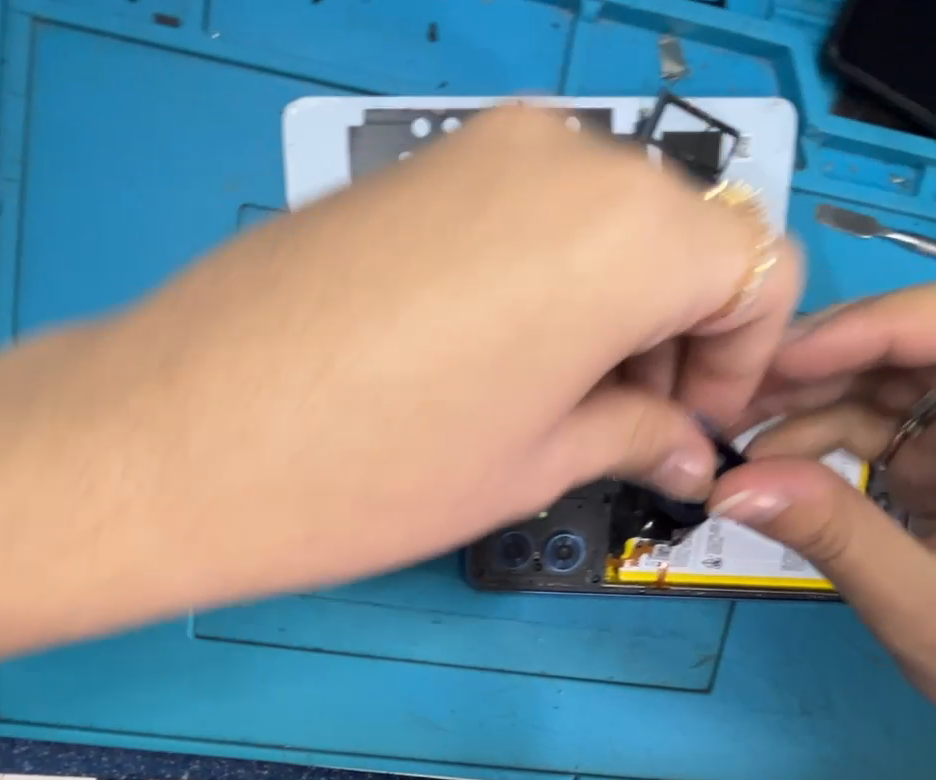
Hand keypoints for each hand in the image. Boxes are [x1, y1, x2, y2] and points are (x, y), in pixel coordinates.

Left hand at [33, 106, 800, 603]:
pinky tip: (485, 354)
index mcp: (624, 232)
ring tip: (548, 399)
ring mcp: (474, 150)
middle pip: (677, 235)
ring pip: (598, 219)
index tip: (691, 425)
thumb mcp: (526, 468)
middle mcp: (562, 158)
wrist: (177, 436)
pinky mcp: (407, 169)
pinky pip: (519, 211)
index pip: (757, 269)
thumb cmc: (369, 473)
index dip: (741, 360)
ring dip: (607, 306)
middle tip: (624, 423)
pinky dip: (539, 277)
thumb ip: (628, 435)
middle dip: (674, 332)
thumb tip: (682, 445)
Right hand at [707, 274, 935, 779]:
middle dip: (839, 356)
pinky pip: (895, 418)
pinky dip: (829, 431)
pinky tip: (772, 459)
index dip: (899, 322)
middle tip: (739, 393)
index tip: (791, 358)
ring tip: (737, 428)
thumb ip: (835, 539)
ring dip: (820, 391)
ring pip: (912, 371)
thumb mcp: (930, 620)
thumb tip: (728, 484)